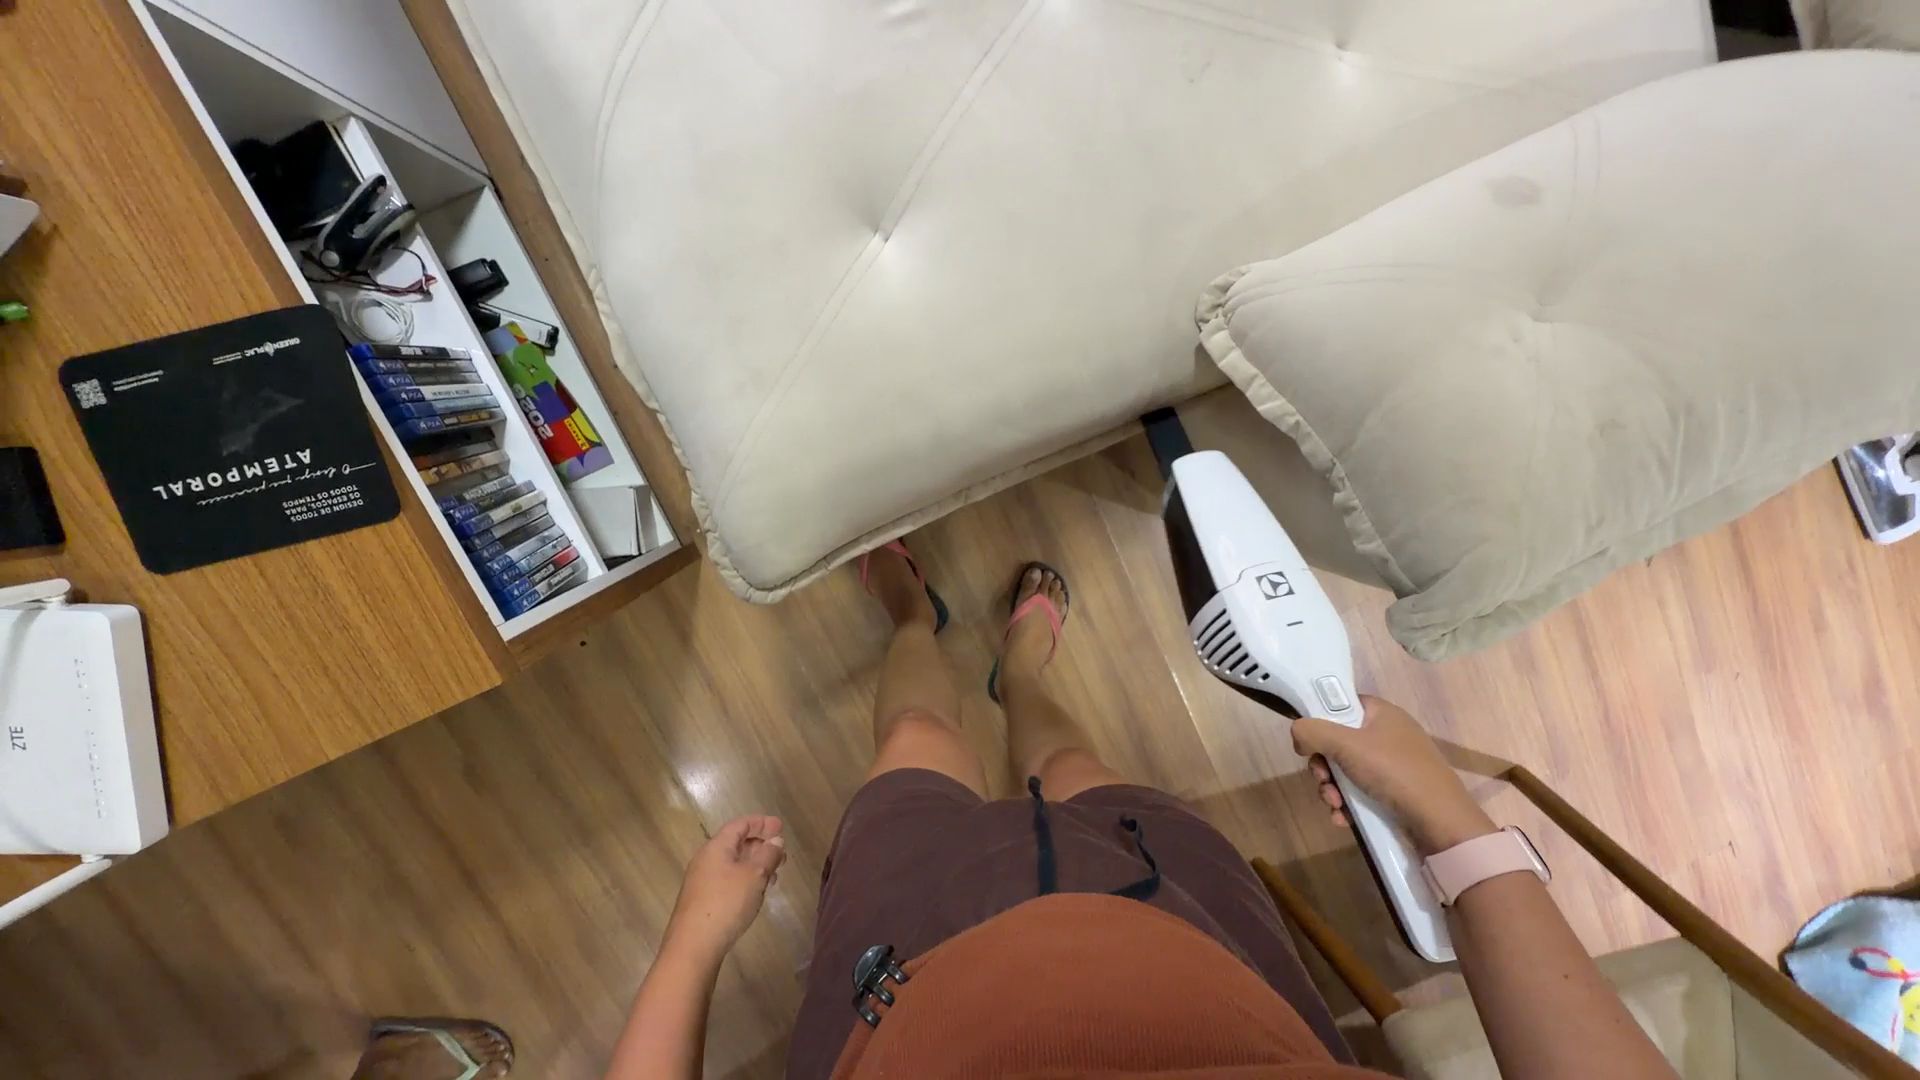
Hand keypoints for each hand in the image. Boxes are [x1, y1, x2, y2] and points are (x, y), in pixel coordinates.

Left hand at [662, 815, 786, 963]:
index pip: (740, 824)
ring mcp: (702, 881)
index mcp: (716, 847)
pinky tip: (756, 893)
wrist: (692, 947)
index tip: (780, 827)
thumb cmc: (726, 903)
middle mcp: (706, 860)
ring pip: (733, 864)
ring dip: (755, 865)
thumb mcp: (755, 875)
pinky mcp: (702, 901)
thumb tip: (776, 841)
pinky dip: (745, 879)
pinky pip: (728, 880)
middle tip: (782, 853)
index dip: (762, 823)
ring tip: (774, 875)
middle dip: (761, 845)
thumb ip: (768, 854)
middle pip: (736, 843)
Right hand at [1292, 696, 1494, 854]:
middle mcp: (1387, 735)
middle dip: (1323, 764)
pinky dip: (1346, 803)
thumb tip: (1298, 735)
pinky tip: (1343, 817)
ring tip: (1334, 804)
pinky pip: (1359, 791)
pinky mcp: (1394, 792)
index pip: (1341, 703)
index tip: (1309, 739)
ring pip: (1344, 769)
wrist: (1441, 824)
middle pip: (1337, 741)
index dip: (1321, 719)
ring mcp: (1392, 765)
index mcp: (1381, 714)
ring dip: (1331, 788)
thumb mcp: (1346, 745)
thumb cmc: (1394, 772)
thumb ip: (1312, 731)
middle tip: (1322, 779)